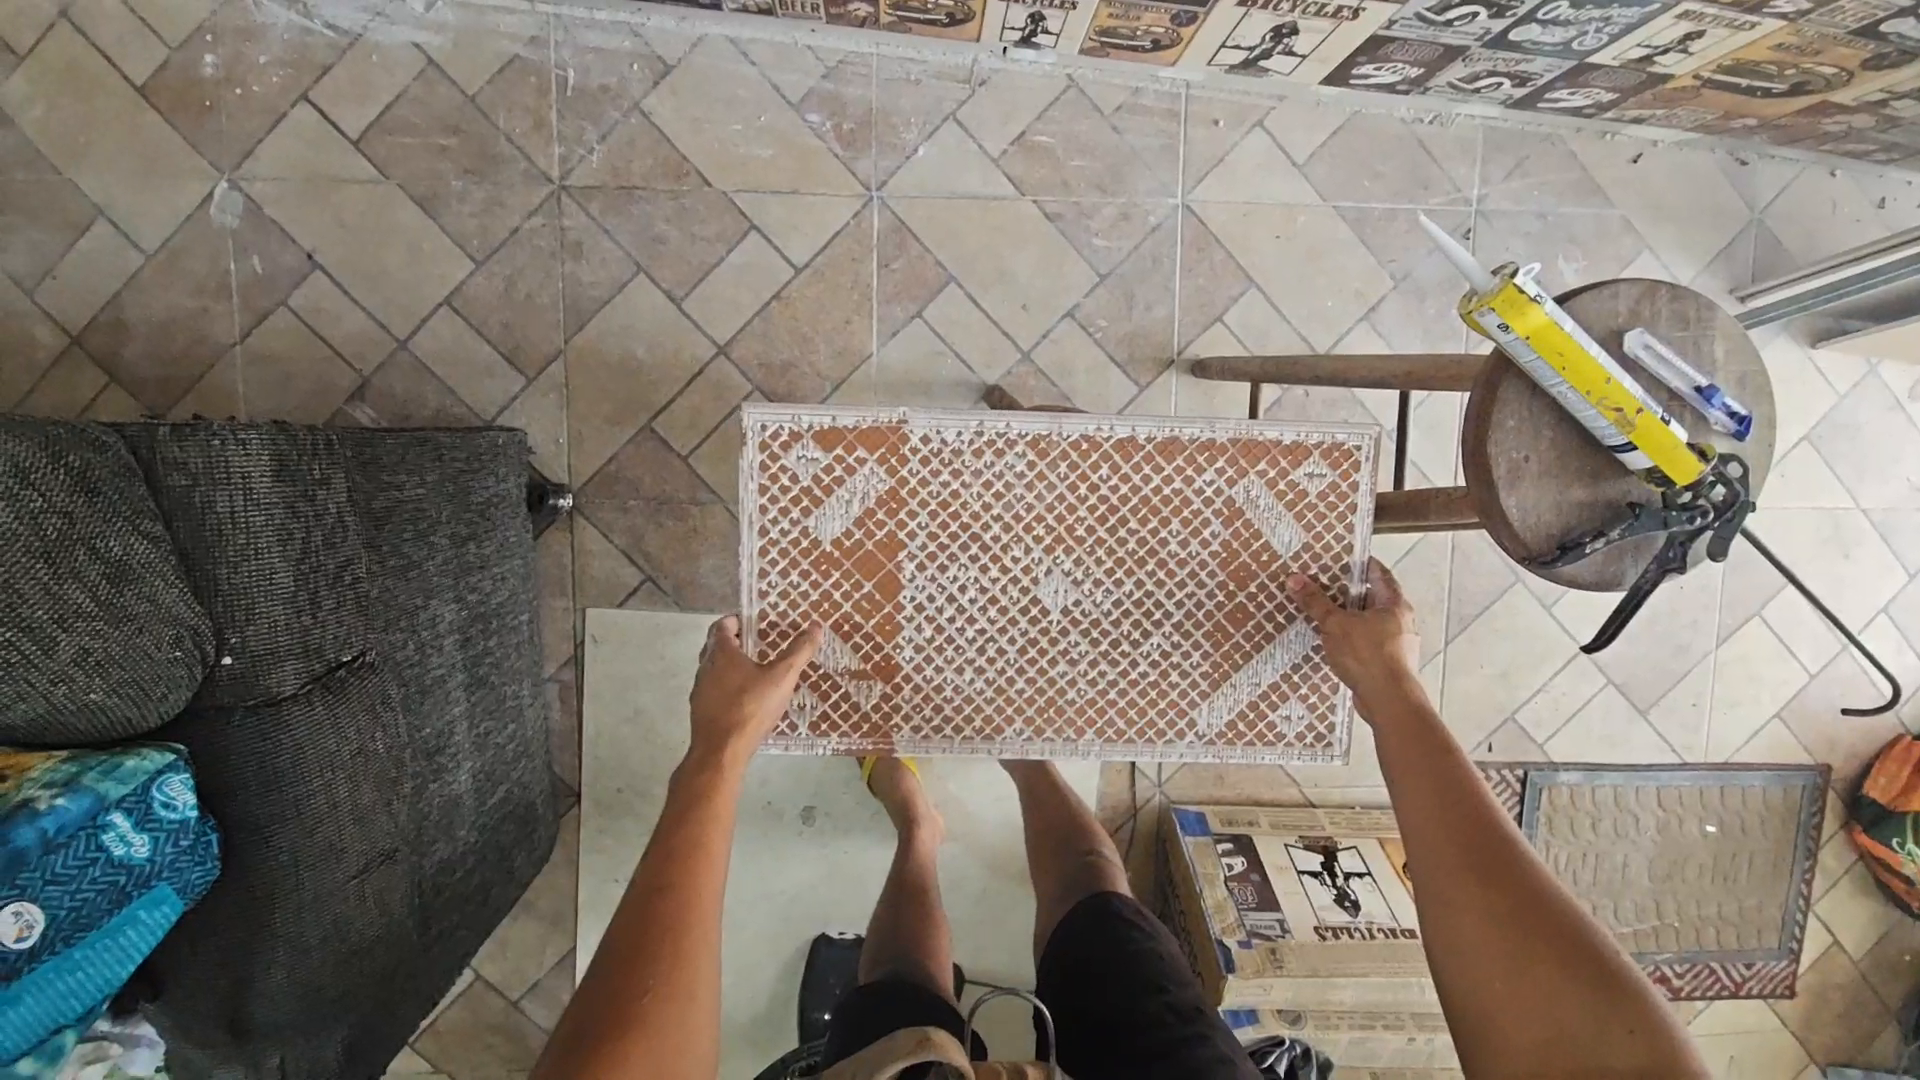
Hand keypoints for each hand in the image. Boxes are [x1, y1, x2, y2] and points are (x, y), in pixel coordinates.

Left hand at [687, 616, 823, 768]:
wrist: (721, 751)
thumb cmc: (751, 707)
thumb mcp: (782, 677)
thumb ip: (799, 651)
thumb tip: (816, 627)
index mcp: (722, 653)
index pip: (721, 626)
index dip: (735, 620)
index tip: (750, 622)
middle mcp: (705, 667)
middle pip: (714, 646)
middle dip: (733, 641)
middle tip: (755, 642)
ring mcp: (700, 690)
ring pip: (712, 669)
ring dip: (728, 665)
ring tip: (752, 669)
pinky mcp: (700, 710)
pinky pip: (713, 689)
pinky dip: (725, 686)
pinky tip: (743, 698)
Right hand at [1287, 557, 1424, 722]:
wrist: (1388, 700)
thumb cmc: (1367, 654)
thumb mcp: (1335, 624)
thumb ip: (1315, 602)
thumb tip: (1294, 578)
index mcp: (1394, 604)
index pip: (1380, 574)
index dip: (1363, 564)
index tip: (1346, 558)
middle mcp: (1401, 621)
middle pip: (1375, 598)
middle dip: (1352, 592)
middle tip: (1328, 584)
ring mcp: (1398, 644)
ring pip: (1372, 622)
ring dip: (1352, 617)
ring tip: (1326, 613)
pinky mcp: (1389, 663)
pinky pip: (1369, 642)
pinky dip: (1353, 638)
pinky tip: (1335, 643)